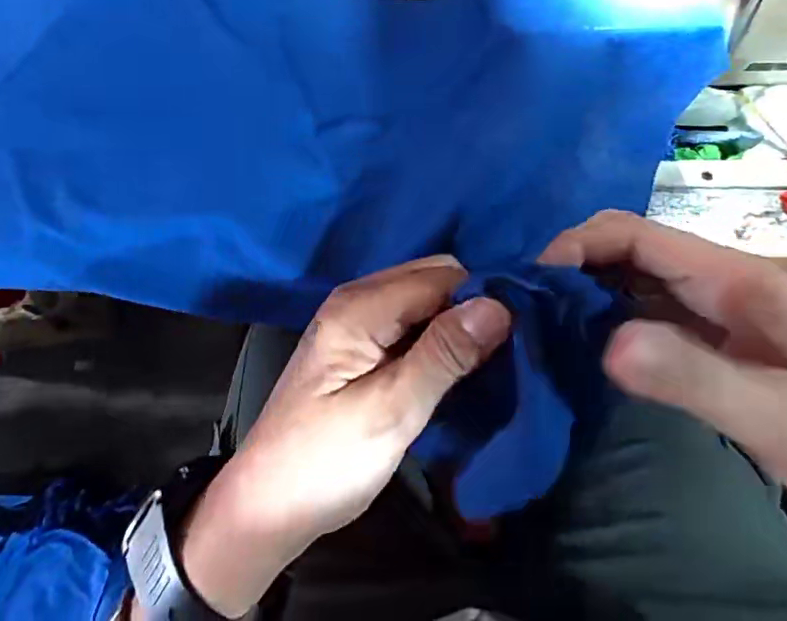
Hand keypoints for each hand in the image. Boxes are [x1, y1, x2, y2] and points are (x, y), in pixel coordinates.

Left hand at [169, 256, 511, 617]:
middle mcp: (358, 300)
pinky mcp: (362, 347)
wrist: (265, 509)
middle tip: (509, 350)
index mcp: (360, 306)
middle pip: (433, 281)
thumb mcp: (391, 412)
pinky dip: (439, 340)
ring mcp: (358, 322)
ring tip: (495, 359)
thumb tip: (499, 305)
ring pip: (426, 302)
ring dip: (458, 326)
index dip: (482, 297)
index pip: (441, 276)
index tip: (521, 331)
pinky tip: (461, 368)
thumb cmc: (325, 463)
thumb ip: (444, 355)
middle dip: (472, 307)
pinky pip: (413, 325)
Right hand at [540, 212, 786, 620]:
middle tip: (528, 308)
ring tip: (543, 326)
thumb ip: (692, 377)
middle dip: (576, 267)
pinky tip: (586, 350)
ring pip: (636, 283)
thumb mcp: (778, 418)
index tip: (533, 281)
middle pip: (632, 251)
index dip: (581, 243)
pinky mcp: (716, 345)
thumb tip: (604, 342)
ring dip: (588, 294)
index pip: (638, 233)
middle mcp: (722, 283)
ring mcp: (719, 314)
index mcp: (736, 278)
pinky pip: (649, 318)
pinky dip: (610, 323)